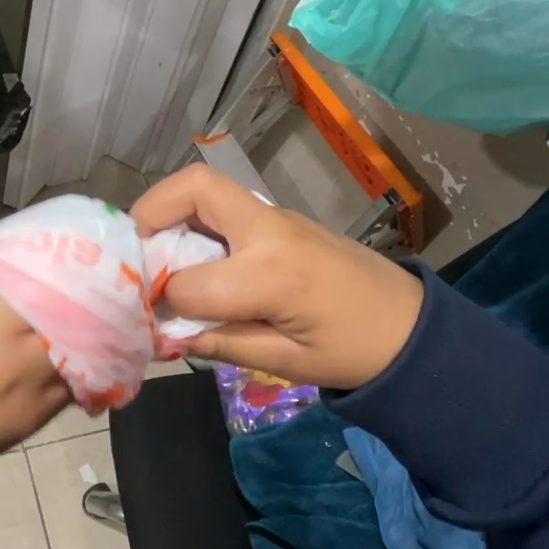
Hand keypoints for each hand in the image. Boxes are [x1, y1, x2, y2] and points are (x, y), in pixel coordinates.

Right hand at [132, 164, 424, 390]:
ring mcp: (276, 217)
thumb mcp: (289, 362)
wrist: (416, 328)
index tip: (145, 317)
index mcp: (272, 275)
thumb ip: (223, 343)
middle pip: (196, 188)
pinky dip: (192, 216)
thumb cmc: (355, 352)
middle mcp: (269, 231)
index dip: (160, 301)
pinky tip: (188, 250)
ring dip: (170, 208)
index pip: (191, 281)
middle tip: (132, 247)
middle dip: (150, 210)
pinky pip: (224, 203)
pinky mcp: (280, 218)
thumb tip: (167, 334)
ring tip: (154, 247)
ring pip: (208, 186)